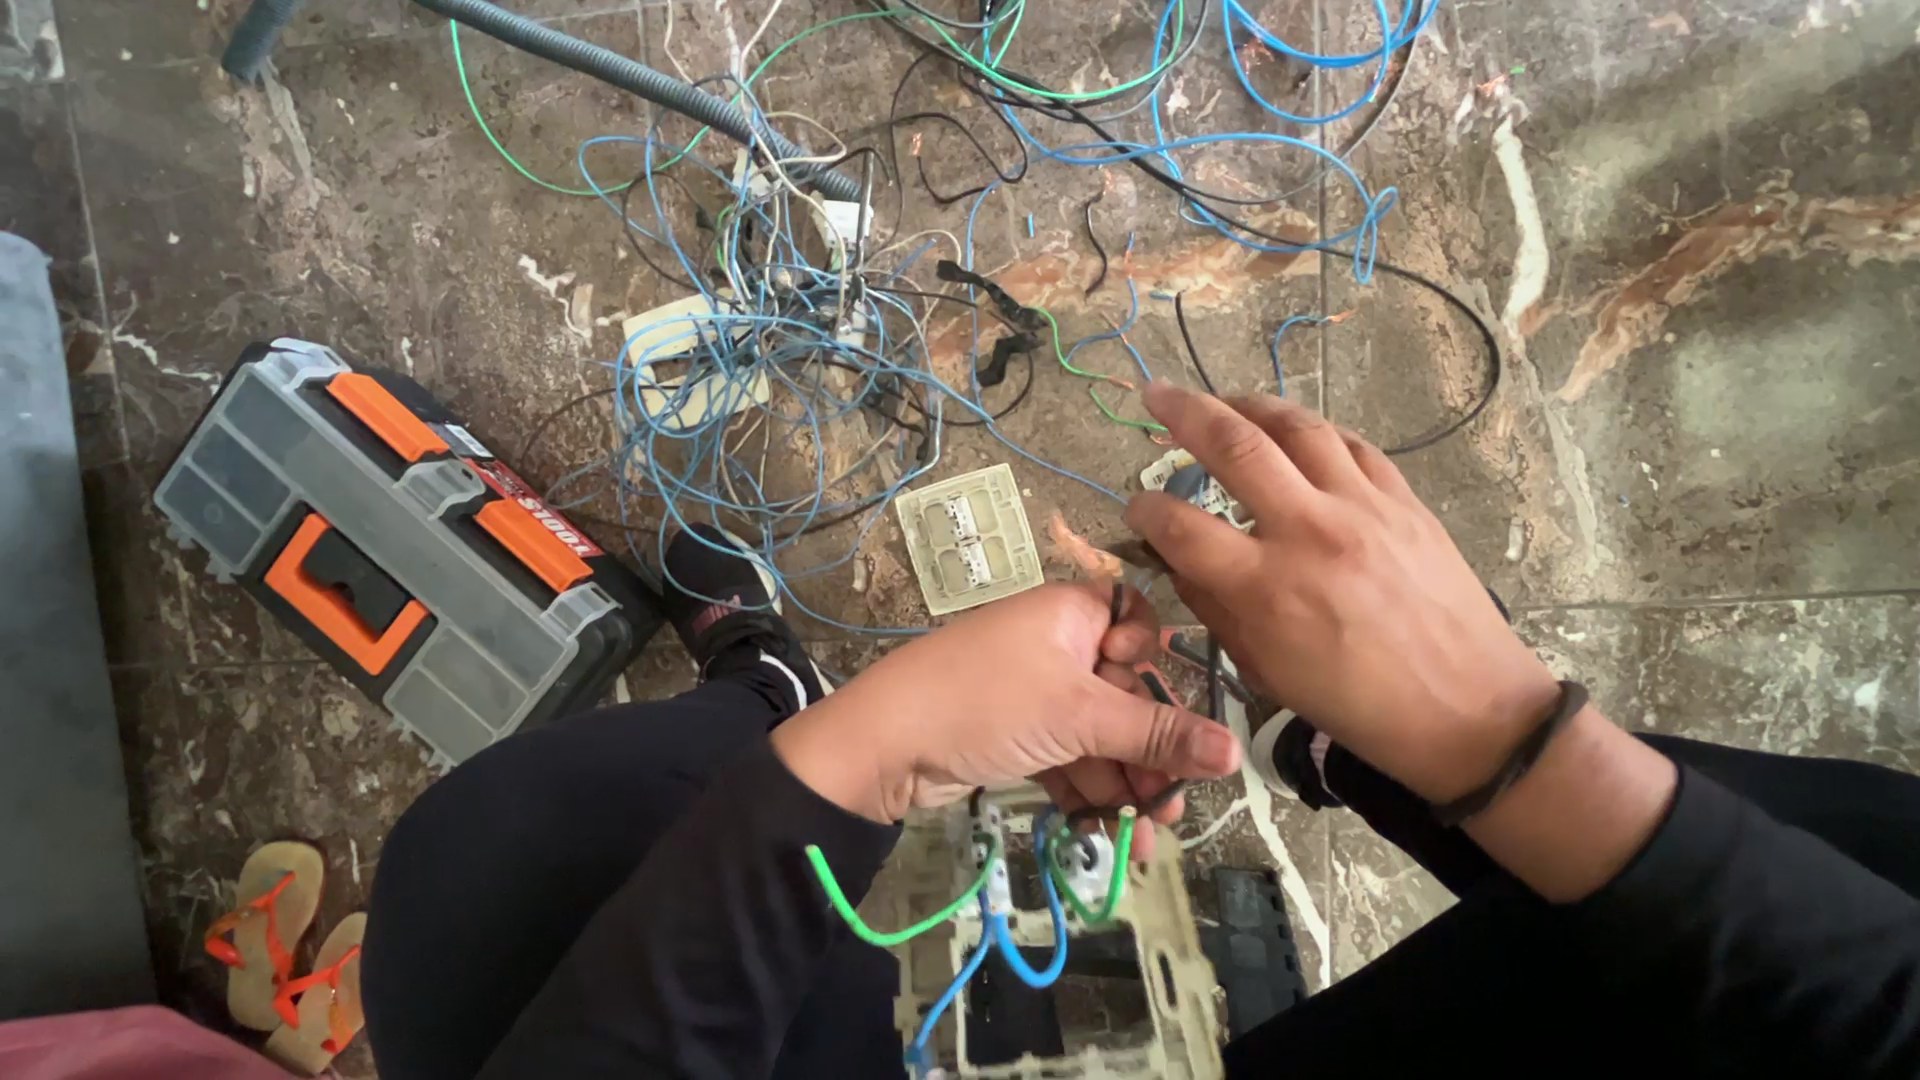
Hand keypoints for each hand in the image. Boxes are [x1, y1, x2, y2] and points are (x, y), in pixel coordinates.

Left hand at [769, 583, 1241, 858]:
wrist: (884, 746)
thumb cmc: (989, 703)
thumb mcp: (1078, 716)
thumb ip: (1155, 734)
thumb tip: (1234, 752)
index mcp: (1070, 613)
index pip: (1134, 620)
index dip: (1154, 658)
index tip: (1160, 700)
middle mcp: (1056, 644)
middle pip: (1123, 690)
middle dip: (1150, 748)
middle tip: (1173, 804)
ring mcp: (1034, 691)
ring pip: (1098, 732)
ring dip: (1125, 782)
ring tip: (1149, 836)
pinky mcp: (1017, 732)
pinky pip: (1068, 755)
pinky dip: (1088, 790)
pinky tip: (1110, 834)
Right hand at [1124, 382, 1561, 802]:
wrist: (1467, 710)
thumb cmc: (1352, 702)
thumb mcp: (1261, 667)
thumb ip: (1211, 604)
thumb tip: (1175, 556)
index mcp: (1266, 587)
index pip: (1181, 527)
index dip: (1144, 511)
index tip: (1134, 507)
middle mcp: (1309, 531)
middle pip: (1235, 446)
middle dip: (1183, 411)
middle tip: (1155, 393)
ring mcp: (1363, 508)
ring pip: (1298, 427)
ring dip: (1249, 404)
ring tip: (1222, 400)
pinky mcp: (1404, 501)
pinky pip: (1351, 445)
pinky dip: (1312, 431)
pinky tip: (1294, 433)